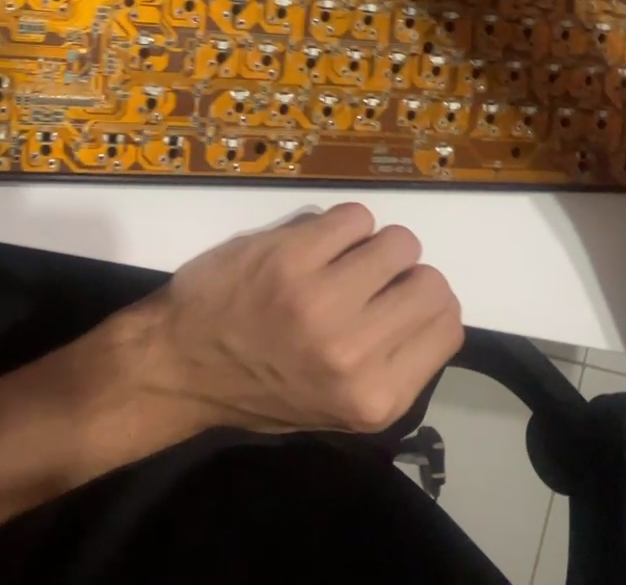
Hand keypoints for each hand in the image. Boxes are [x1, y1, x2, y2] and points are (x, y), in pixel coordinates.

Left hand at [129, 204, 464, 434]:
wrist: (178, 365)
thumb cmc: (255, 388)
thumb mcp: (336, 409)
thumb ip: (389, 368)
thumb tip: (425, 311)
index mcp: (375, 398)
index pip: (447, 325)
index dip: (425, 304)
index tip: (396, 299)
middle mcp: (355, 352)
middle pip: (429, 282)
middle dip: (403, 274)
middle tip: (366, 278)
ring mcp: (320, 299)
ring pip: (397, 242)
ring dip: (374, 244)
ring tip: (339, 258)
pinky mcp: (288, 256)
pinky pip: (353, 216)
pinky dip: (342, 223)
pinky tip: (315, 241)